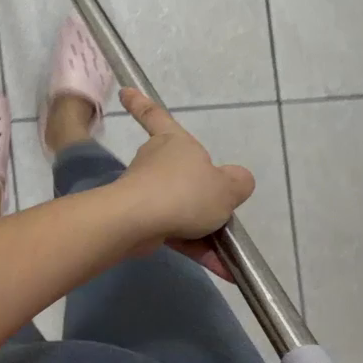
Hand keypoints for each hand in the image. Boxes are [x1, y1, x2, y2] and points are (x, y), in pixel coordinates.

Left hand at [111, 87, 255, 281]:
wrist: (140, 221)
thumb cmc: (184, 191)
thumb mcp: (227, 186)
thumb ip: (237, 182)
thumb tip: (236, 180)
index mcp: (173, 142)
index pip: (155, 115)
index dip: (141, 103)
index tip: (125, 91)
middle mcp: (156, 161)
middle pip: (181, 174)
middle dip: (199, 194)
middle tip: (220, 214)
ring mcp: (147, 190)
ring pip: (182, 208)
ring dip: (206, 230)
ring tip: (229, 254)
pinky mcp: (143, 219)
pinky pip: (177, 232)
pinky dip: (199, 249)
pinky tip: (225, 271)